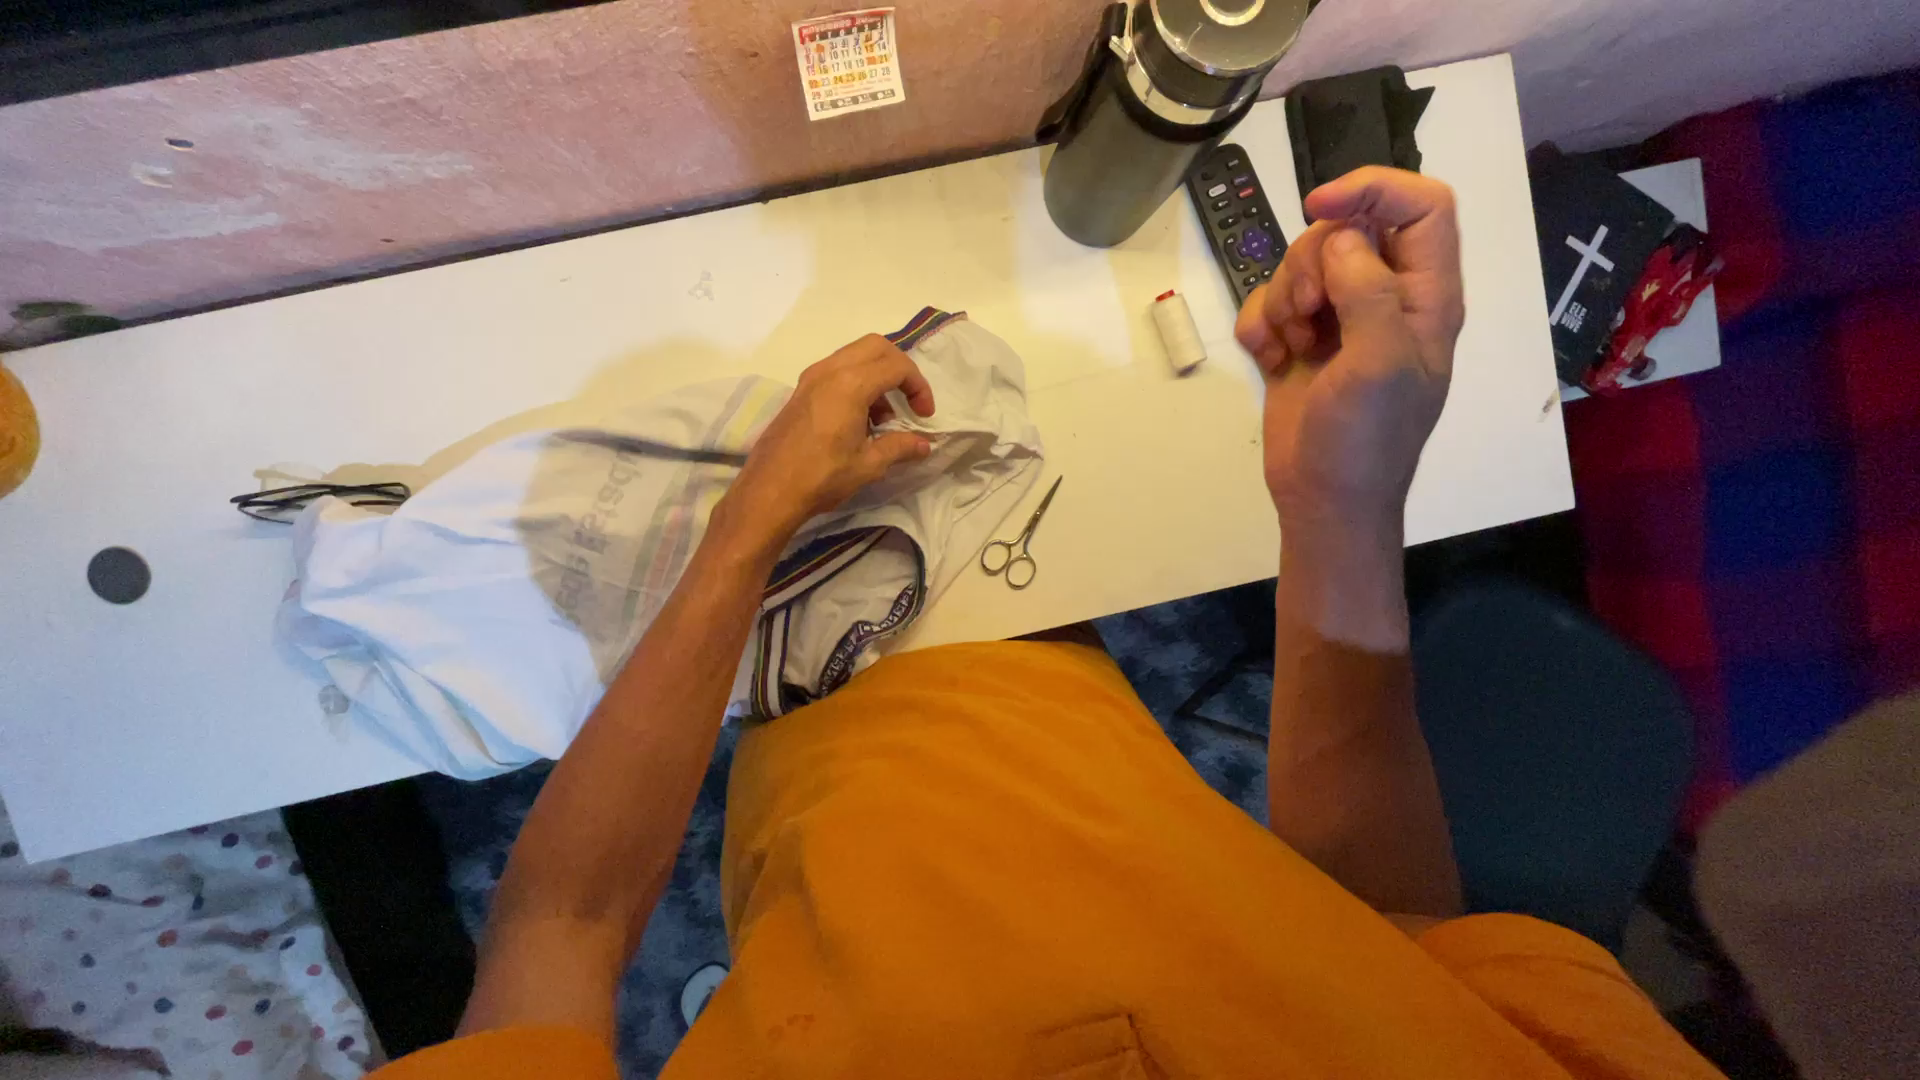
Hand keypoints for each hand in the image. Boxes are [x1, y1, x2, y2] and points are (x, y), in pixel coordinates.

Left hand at [723, 334, 935, 539]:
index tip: (924, 415)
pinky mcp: (801, 390)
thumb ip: (900, 447)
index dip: (919, 387)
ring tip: (883, 418)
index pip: (897, 366)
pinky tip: (859, 420)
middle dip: (900, 369)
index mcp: (850, 384)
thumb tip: (923, 445)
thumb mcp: (868, 465)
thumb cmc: (822, 477)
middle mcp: (830, 370)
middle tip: (909, 400)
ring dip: (877, 375)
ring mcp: (811, 377)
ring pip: (855, 355)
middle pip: (876, 346)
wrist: (770, 490)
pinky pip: (837, 370)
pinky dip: (857, 382)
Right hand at [1234, 167, 1463, 540]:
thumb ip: (1368, 290)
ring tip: (1289, 347)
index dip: (1374, 191)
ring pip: (1300, 268)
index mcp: (1426, 297)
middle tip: (1306, 313)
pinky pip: (1268, 306)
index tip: (1319, 207)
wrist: (1324, 500)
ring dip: (1281, 301)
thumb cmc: (1365, 440)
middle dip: (1309, 265)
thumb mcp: (1379, 364)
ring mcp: (1338, 323)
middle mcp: (1385, 300)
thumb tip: (1341, 237)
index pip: (1422, 206)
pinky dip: (1259, 327)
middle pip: (1346, 233)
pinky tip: (1268, 360)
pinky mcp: (1297, 345)